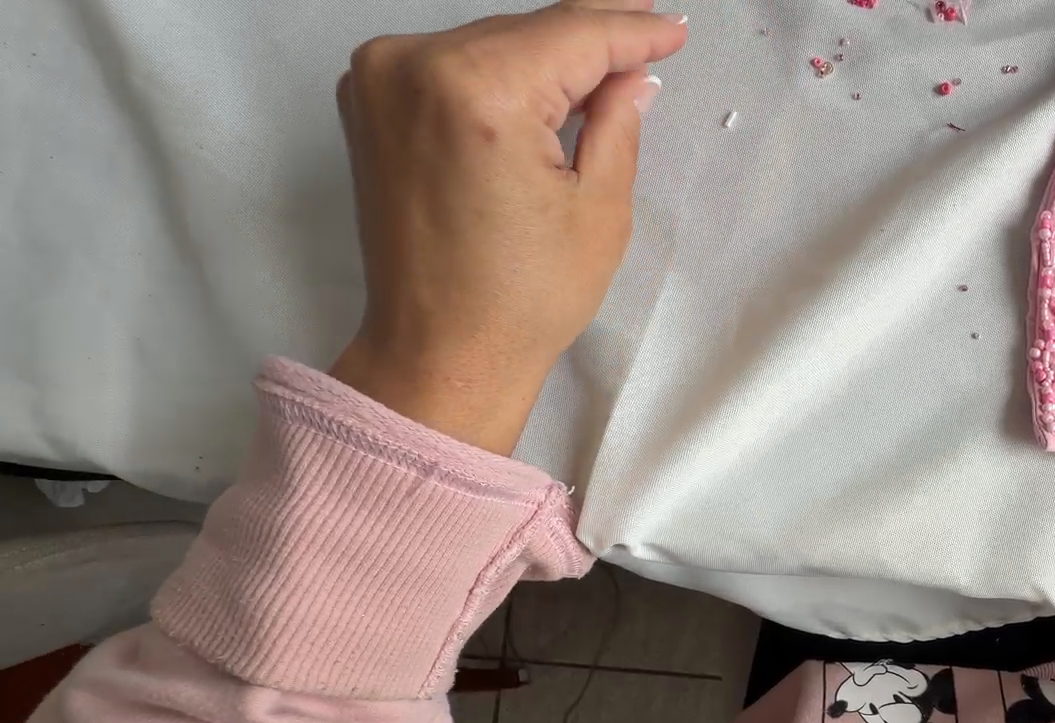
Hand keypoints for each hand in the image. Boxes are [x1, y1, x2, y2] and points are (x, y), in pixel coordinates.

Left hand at [328, 1, 687, 454]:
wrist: (443, 348)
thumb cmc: (528, 296)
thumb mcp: (600, 212)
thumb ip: (617, 127)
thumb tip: (631, 79)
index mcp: (476, 91)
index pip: (570, 35)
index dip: (631, 28)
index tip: (674, 27)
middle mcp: (411, 63)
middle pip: (526, 31)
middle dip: (591, 34)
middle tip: (648, 28)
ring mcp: (378, 78)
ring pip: (489, 44)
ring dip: (549, 55)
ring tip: (606, 63)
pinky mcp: (369, 102)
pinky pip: (453, 66)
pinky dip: (504, 73)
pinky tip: (545, 86)